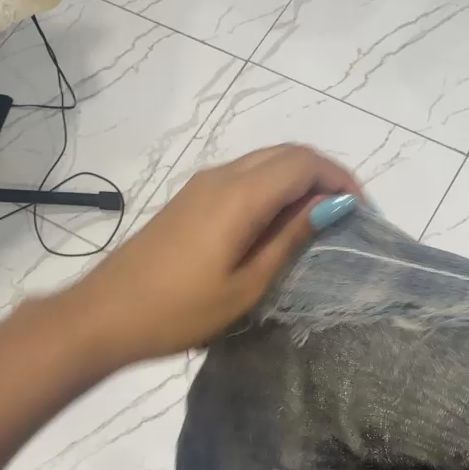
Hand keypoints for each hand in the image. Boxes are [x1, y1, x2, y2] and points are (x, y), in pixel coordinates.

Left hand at [54, 144, 360, 367]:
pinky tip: (278, 224)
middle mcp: (221, 176)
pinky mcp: (189, 198)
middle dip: (324, 175)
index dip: (341, 179)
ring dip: (298, 181)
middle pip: (285, 154)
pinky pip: (243, 177)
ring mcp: (201, 185)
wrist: (105, 315)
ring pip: (264, 162)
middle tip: (347, 215)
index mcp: (240, 195)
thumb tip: (331, 204)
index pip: (304, 163)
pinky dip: (272, 188)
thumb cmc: (180, 311)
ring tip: (319, 222)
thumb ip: (289, 238)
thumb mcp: (246, 284)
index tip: (363, 212)